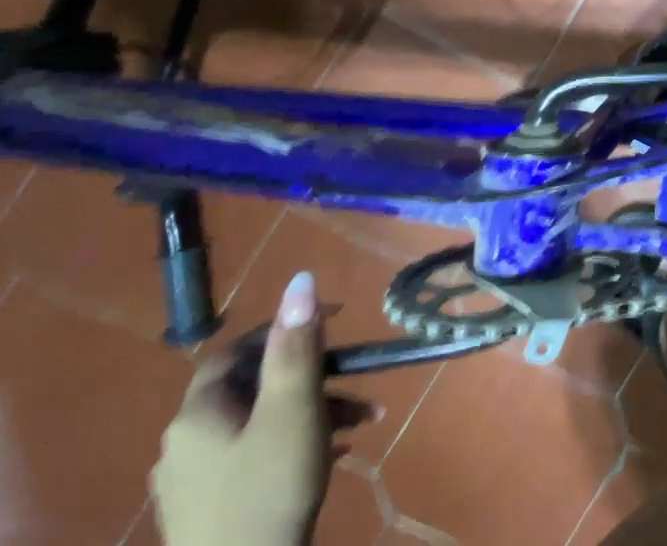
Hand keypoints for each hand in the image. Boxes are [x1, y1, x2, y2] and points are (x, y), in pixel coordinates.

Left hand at [151, 272, 374, 545]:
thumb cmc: (271, 487)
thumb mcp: (295, 411)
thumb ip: (297, 348)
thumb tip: (300, 281)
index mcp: (197, 412)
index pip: (237, 349)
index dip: (286, 327)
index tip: (340, 321)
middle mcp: (183, 439)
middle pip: (254, 388)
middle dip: (315, 379)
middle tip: (362, 386)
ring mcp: (191, 477)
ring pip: (259, 423)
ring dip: (315, 413)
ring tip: (364, 424)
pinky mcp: (207, 505)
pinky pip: (255, 454)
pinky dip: (297, 442)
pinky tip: (333, 454)